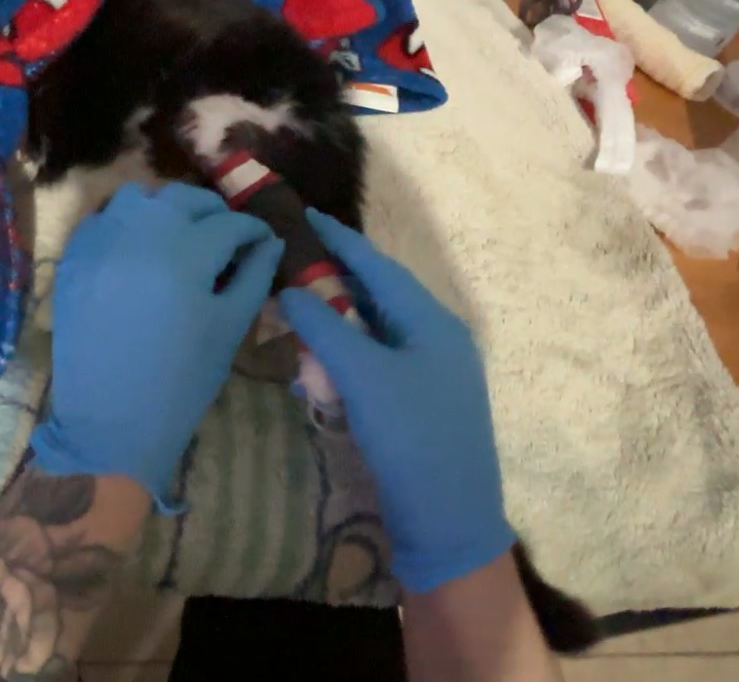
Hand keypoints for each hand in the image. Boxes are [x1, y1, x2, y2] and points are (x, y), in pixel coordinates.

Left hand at [31, 182, 283, 501]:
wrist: (111, 420)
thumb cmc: (182, 380)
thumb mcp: (229, 327)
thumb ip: (255, 276)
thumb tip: (272, 242)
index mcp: (185, 255)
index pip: (229, 223)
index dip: (253, 230)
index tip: (262, 240)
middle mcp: (140, 234)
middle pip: (184, 197)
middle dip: (213, 211)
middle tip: (226, 234)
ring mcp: (101, 241)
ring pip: (139, 196)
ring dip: (166, 208)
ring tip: (180, 235)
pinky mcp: (75, 256)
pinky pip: (105, 218)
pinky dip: (127, 222)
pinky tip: (141, 249)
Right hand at [278, 210, 515, 592]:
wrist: (449, 523)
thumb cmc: (410, 438)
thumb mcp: (362, 376)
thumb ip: (323, 326)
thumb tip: (290, 289)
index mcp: (431, 321)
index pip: (377, 266)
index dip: (339, 239)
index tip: (305, 215)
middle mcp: (435, 337)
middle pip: (377, 293)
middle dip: (334, 276)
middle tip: (291, 259)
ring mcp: (430, 371)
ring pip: (375, 327)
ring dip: (337, 316)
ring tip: (297, 302)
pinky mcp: (418, 400)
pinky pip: (376, 358)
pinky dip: (346, 351)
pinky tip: (320, 356)